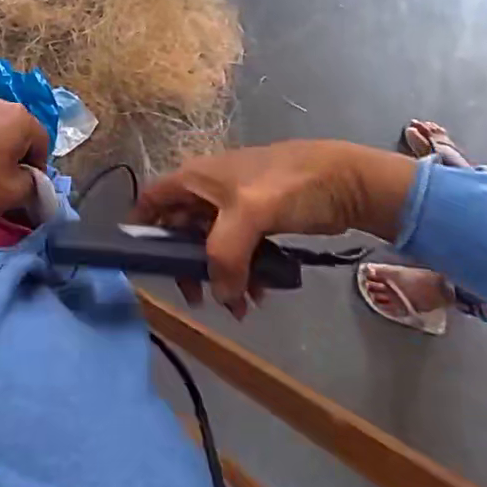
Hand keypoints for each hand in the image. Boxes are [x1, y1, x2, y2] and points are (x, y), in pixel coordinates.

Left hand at [0, 100, 49, 224]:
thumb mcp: (14, 193)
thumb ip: (35, 186)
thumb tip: (34, 183)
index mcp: (22, 117)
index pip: (43, 144)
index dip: (38, 171)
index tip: (26, 191)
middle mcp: (3, 105)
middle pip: (23, 135)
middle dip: (20, 160)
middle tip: (8, 186)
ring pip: (3, 134)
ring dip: (2, 155)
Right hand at [132, 140, 416, 317]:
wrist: (346, 180)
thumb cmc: (289, 186)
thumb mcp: (248, 214)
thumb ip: (225, 256)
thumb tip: (222, 296)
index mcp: (196, 178)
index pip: (152, 199)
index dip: (140, 226)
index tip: (141, 262)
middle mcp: (208, 190)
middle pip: (180, 230)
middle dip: (188, 266)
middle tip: (199, 299)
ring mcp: (234, 205)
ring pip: (212, 245)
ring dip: (220, 277)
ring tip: (239, 308)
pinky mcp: (258, 219)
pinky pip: (239, 250)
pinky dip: (243, 272)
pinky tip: (260, 294)